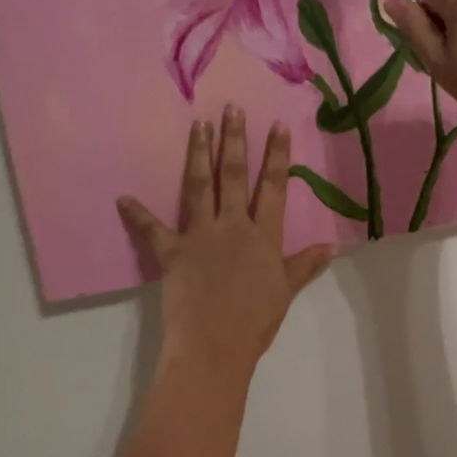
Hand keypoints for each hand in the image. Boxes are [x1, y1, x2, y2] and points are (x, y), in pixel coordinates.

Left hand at [117, 106, 335, 383]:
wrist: (215, 347)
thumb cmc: (256, 321)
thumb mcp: (286, 290)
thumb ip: (306, 264)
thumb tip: (333, 245)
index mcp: (264, 235)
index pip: (273, 186)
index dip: (276, 154)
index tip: (276, 125)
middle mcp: (233, 226)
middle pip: (234, 175)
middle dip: (234, 140)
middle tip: (230, 108)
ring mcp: (201, 236)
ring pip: (199, 186)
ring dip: (198, 154)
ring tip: (198, 125)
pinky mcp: (172, 253)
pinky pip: (151, 230)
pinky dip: (136, 214)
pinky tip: (122, 198)